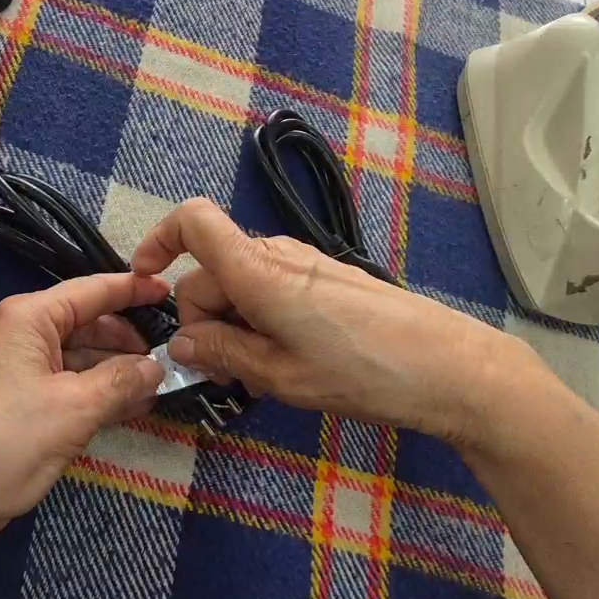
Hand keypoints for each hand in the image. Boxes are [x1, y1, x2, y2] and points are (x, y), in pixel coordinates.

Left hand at [0, 273, 169, 538]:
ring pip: (77, 355)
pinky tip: (129, 405)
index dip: (133, 290)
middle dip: (127, 340)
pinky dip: (94, 390)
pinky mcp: (15, 395)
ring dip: (115, 370)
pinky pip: (64, 380)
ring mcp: (15, 364)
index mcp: (29, 317)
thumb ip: (121, 381)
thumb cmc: (7, 443)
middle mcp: (20, 331)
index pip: (91, 290)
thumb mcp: (74, 409)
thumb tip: (157, 367)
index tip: (170, 292)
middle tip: (171, 356)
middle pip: (86, 322)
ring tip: (159, 385)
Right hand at [131, 199, 549, 449]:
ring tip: (259, 376)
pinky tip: (286, 362)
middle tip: (222, 374)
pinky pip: (271, 288)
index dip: (158, 240)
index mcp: (256, 271)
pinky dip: (260, 320)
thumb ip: (223, 352)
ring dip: (232, 324)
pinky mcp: (326, 277)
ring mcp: (304, 263)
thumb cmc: (363, 372)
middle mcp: (276, 254)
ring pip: (240, 283)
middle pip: (210, 271)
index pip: (192, 221)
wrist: (453, 368)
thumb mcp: (281, 376)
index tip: (144, 281)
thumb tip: (181, 342)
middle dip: (201, 319)